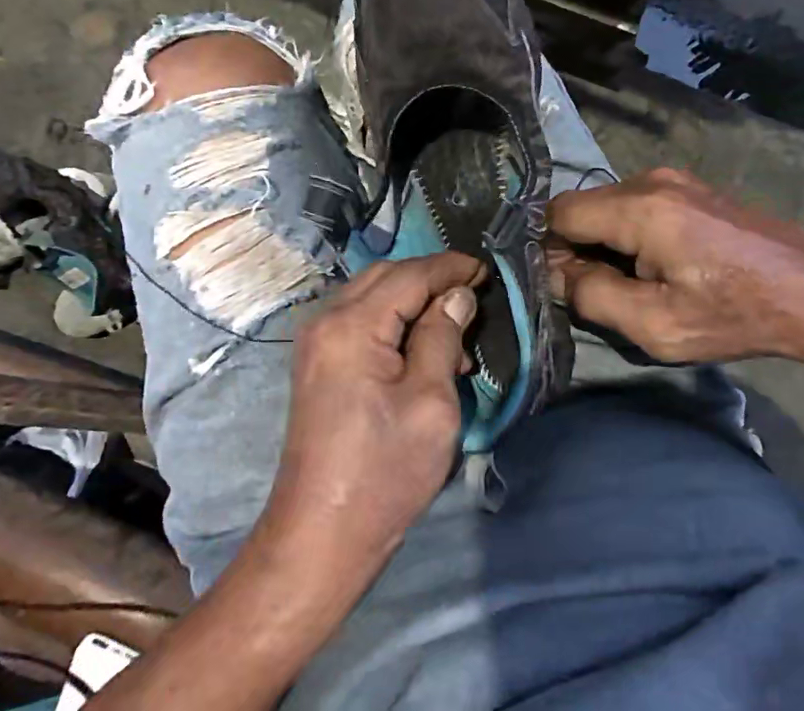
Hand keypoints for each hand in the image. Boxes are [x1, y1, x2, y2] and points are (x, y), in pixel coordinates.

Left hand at [260, 253, 482, 568]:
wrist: (322, 535)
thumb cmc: (385, 471)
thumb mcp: (431, 402)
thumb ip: (442, 336)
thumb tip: (457, 295)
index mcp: (352, 326)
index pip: (410, 275)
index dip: (451, 268)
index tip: (487, 270)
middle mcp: (326, 322)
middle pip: (386, 277)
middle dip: (432, 279)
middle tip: (474, 294)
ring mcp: (316, 344)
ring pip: (372, 297)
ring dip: (414, 303)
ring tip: (456, 336)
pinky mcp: (318, 366)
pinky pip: (361, 323)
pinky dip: (394, 323)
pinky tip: (424, 353)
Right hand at [546, 168, 803, 366]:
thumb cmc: (736, 315)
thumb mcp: (657, 325)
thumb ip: (592, 296)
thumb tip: (555, 273)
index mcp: (640, 208)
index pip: (557, 213)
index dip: (549, 251)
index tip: (564, 287)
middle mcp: (650, 180)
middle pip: (581, 207)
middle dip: (575, 248)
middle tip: (597, 293)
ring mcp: (673, 179)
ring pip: (607, 207)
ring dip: (603, 243)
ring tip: (631, 285)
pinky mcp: (689, 188)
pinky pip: (634, 206)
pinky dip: (627, 235)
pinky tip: (655, 267)